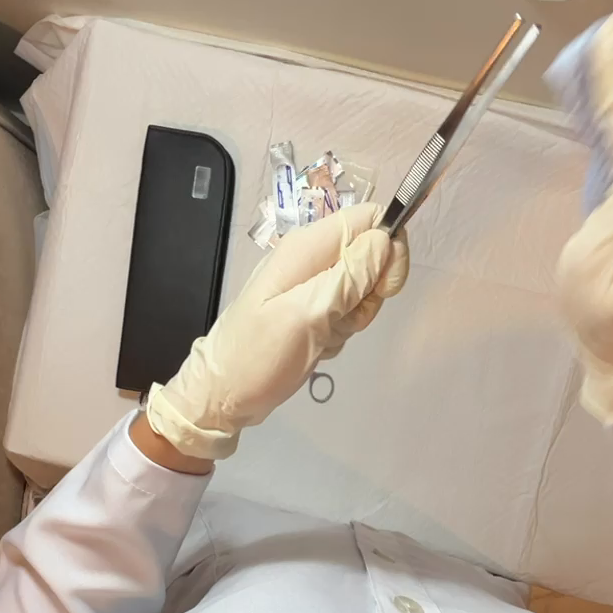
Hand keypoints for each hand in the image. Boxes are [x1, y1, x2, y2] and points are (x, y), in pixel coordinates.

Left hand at [146, 202, 409, 459]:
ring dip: (354, 317)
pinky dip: (340, 332)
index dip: (388, 249)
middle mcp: (312, 259)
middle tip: (344, 318)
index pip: (370, 219)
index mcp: (308, 247)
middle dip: (372, 292)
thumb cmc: (258, 354)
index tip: (384, 289)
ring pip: (363, 289)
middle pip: (372, 257)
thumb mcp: (306, 315)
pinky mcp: (313, 312)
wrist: (224, 393)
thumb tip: (385, 241)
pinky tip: (317, 345)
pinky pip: (347, 314)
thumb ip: (349, 277)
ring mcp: (312, 287)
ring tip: (323, 335)